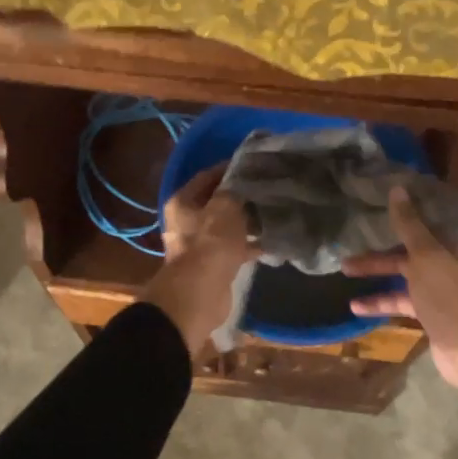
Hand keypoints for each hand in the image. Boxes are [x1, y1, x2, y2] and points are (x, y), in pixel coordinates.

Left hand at [143, 166, 254, 354]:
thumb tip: (246, 184)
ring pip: (227, 226)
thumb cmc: (211, 243)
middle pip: (217, 202)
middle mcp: (186, 221)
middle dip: (241, 197)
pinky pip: (234, 249)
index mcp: (183, 202)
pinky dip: (250, 245)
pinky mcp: (213, 264)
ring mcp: (199, 245)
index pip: (208, 176)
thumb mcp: (226, 208)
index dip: (230, 169)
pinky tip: (272, 242)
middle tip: (268, 189)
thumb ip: (236, 192)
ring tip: (274, 213)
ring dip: (248, 222)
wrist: (200, 293)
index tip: (254, 165)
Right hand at [345, 187, 457, 386]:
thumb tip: (396, 189)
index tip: (371, 215)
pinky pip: (401, 302)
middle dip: (377, 254)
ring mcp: (438, 291)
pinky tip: (357, 307)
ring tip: (344, 275)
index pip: (421, 226)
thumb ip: (409, 225)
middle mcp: (446, 265)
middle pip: (407, 253)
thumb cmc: (448, 296)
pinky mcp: (430, 314)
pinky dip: (381, 303)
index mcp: (451, 246)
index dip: (397, 220)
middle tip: (348, 250)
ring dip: (375, 277)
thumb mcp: (425, 257)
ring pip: (402, 278)